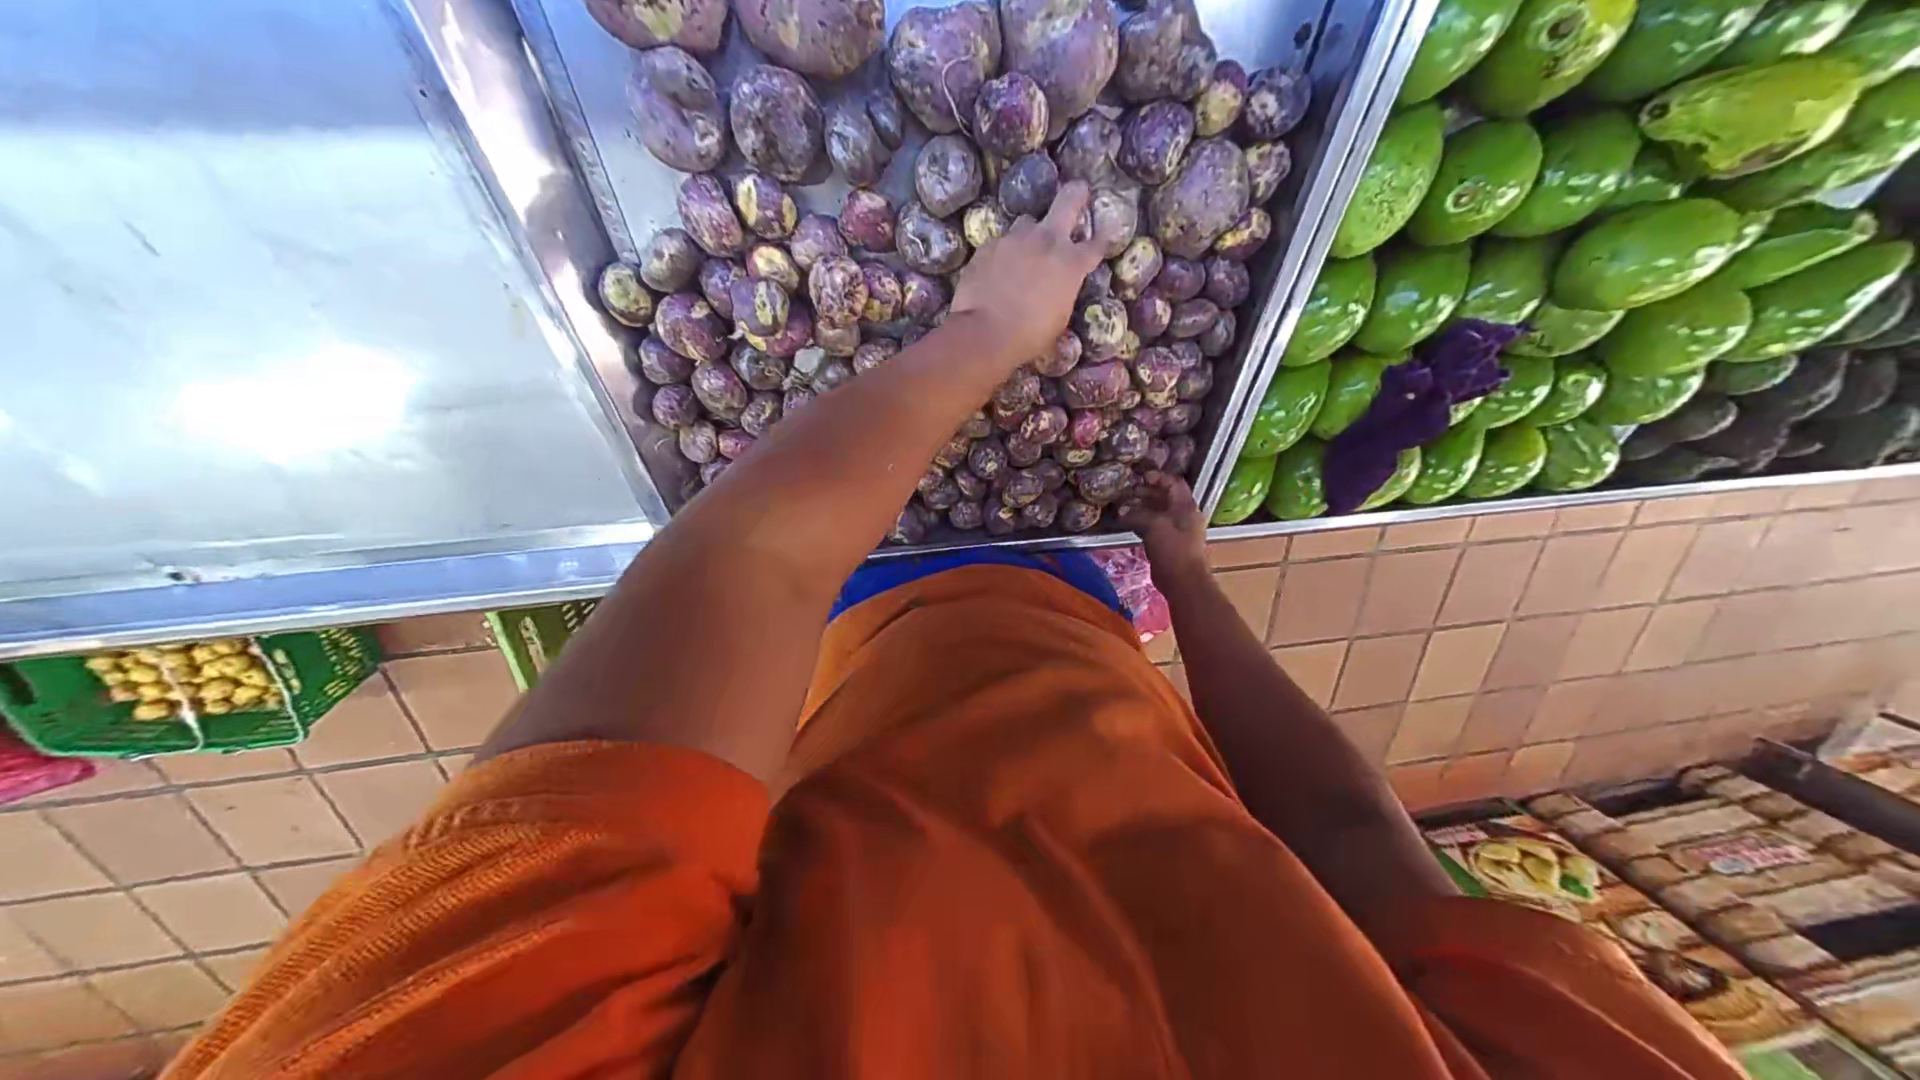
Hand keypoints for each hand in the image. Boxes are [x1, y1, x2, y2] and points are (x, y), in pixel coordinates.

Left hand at [948, 181, 1115, 367]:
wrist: (984, 332)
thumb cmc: (1029, 336)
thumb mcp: (1058, 321)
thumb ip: (1062, 296)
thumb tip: (1058, 291)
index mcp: (1071, 263)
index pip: (1095, 245)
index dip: (1101, 241)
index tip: (1102, 238)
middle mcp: (1047, 241)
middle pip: (1068, 201)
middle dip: (1077, 195)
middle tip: (1079, 191)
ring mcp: (1016, 239)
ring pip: (1027, 221)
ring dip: (1030, 233)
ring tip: (1023, 251)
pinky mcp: (989, 245)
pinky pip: (1001, 243)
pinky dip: (1003, 254)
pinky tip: (996, 271)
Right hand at [1119, 471, 1209, 586]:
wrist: (1184, 581)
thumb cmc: (1173, 549)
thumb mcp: (1155, 525)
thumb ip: (1138, 514)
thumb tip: (1122, 511)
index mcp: (1186, 506)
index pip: (1173, 483)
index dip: (1158, 477)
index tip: (1140, 476)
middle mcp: (1183, 515)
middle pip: (1165, 497)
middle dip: (1146, 492)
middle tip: (1128, 492)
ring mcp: (1177, 530)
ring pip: (1158, 512)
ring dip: (1142, 507)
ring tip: (1124, 506)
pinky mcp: (1168, 543)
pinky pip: (1154, 526)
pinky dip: (1142, 522)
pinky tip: (1128, 523)